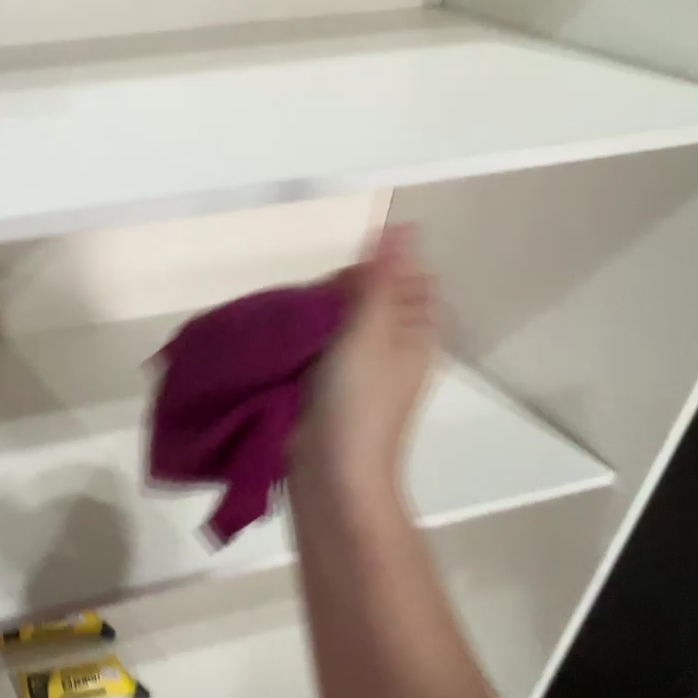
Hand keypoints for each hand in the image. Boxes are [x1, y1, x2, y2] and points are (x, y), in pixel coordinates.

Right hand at [294, 225, 437, 497]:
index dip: (368, 271)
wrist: (333, 473)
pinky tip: (281, 345)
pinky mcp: (336, 386)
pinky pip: (320, 346)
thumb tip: (404, 224)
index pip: (400, 277)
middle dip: (334, 293)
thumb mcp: (369, 331)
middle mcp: (396, 346)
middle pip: (366, 296)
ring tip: (289, 328)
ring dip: (315, 316)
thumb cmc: (357, 401)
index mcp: (416, 332)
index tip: (336, 285)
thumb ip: (380, 278)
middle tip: (307, 312)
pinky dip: (303, 340)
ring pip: (339, 320)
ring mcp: (365, 369)